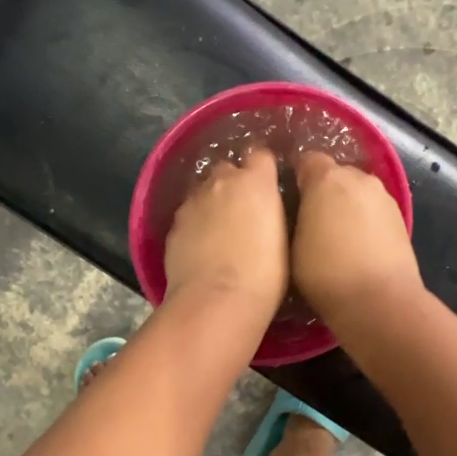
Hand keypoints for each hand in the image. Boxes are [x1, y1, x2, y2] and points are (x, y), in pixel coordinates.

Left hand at [164, 148, 288, 312]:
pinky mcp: (173, 225)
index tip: (268, 184)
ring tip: (218, 229)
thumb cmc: (264, 275)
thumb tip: (264, 212)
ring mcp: (192, 202)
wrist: (215, 300)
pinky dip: (195, 224)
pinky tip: (200, 246)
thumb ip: (271, 214)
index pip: (260, 155)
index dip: (263, 169)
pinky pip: (187, 215)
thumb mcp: (283, 240)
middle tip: (243, 210)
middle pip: (227, 169)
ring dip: (211, 202)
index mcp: (256, 182)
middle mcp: (221, 182)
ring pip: (203, 191)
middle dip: (234, 183)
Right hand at [291, 153, 420, 314]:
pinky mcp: (400, 218)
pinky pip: (373, 210)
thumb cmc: (325, 272)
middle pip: (336, 173)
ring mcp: (384, 197)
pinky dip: (364, 220)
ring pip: (357, 192)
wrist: (380, 301)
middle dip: (323, 190)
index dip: (297, 176)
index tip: (289, 196)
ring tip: (335, 236)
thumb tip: (301, 210)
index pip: (307, 160)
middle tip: (310, 219)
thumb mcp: (292, 245)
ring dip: (346, 205)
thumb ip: (296, 216)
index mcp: (327, 179)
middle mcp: (358, 179)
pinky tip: (357, 246)